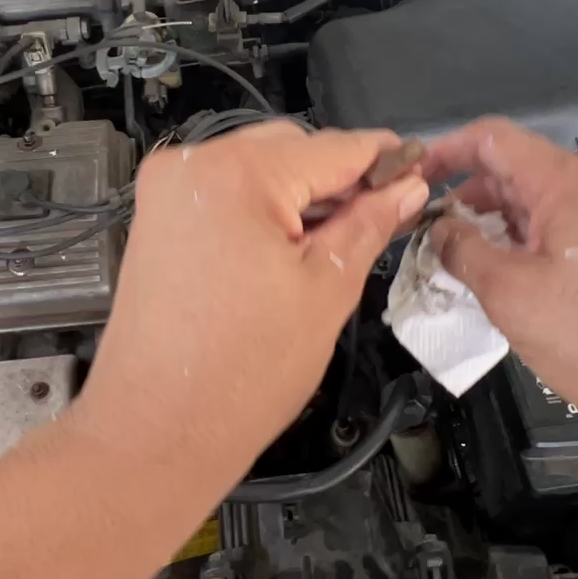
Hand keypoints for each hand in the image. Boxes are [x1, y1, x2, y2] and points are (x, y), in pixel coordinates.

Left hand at [83, 123, 430, 461]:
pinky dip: (265, 208)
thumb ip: (370, 224)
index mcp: (236, 173)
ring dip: (303, 194)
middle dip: (341, 178)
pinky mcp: (159, 218)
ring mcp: (168, 191)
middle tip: (386, 211)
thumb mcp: (327, 290)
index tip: (421, 165)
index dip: (385, 158)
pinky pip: (228, 192)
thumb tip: (407, 188)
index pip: (332, 147)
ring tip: (343, 234)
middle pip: (292, 150)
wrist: (155, 431)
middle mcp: (191, 165)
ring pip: (259, 168)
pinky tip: (296, 241)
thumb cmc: (241, 373)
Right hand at [423, 118, 577, 438]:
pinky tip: (510, 287)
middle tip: (430, 238)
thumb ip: (463, 251)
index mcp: (565, 183)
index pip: (491, 137)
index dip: (444, 152)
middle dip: (464, 198)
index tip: (411, 182)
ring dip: (493, 227)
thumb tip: (440, 231)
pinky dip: (524, 247)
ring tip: (464, 267)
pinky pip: (561, 234)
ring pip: (537, 206)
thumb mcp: (510, 293)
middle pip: (513, 171)